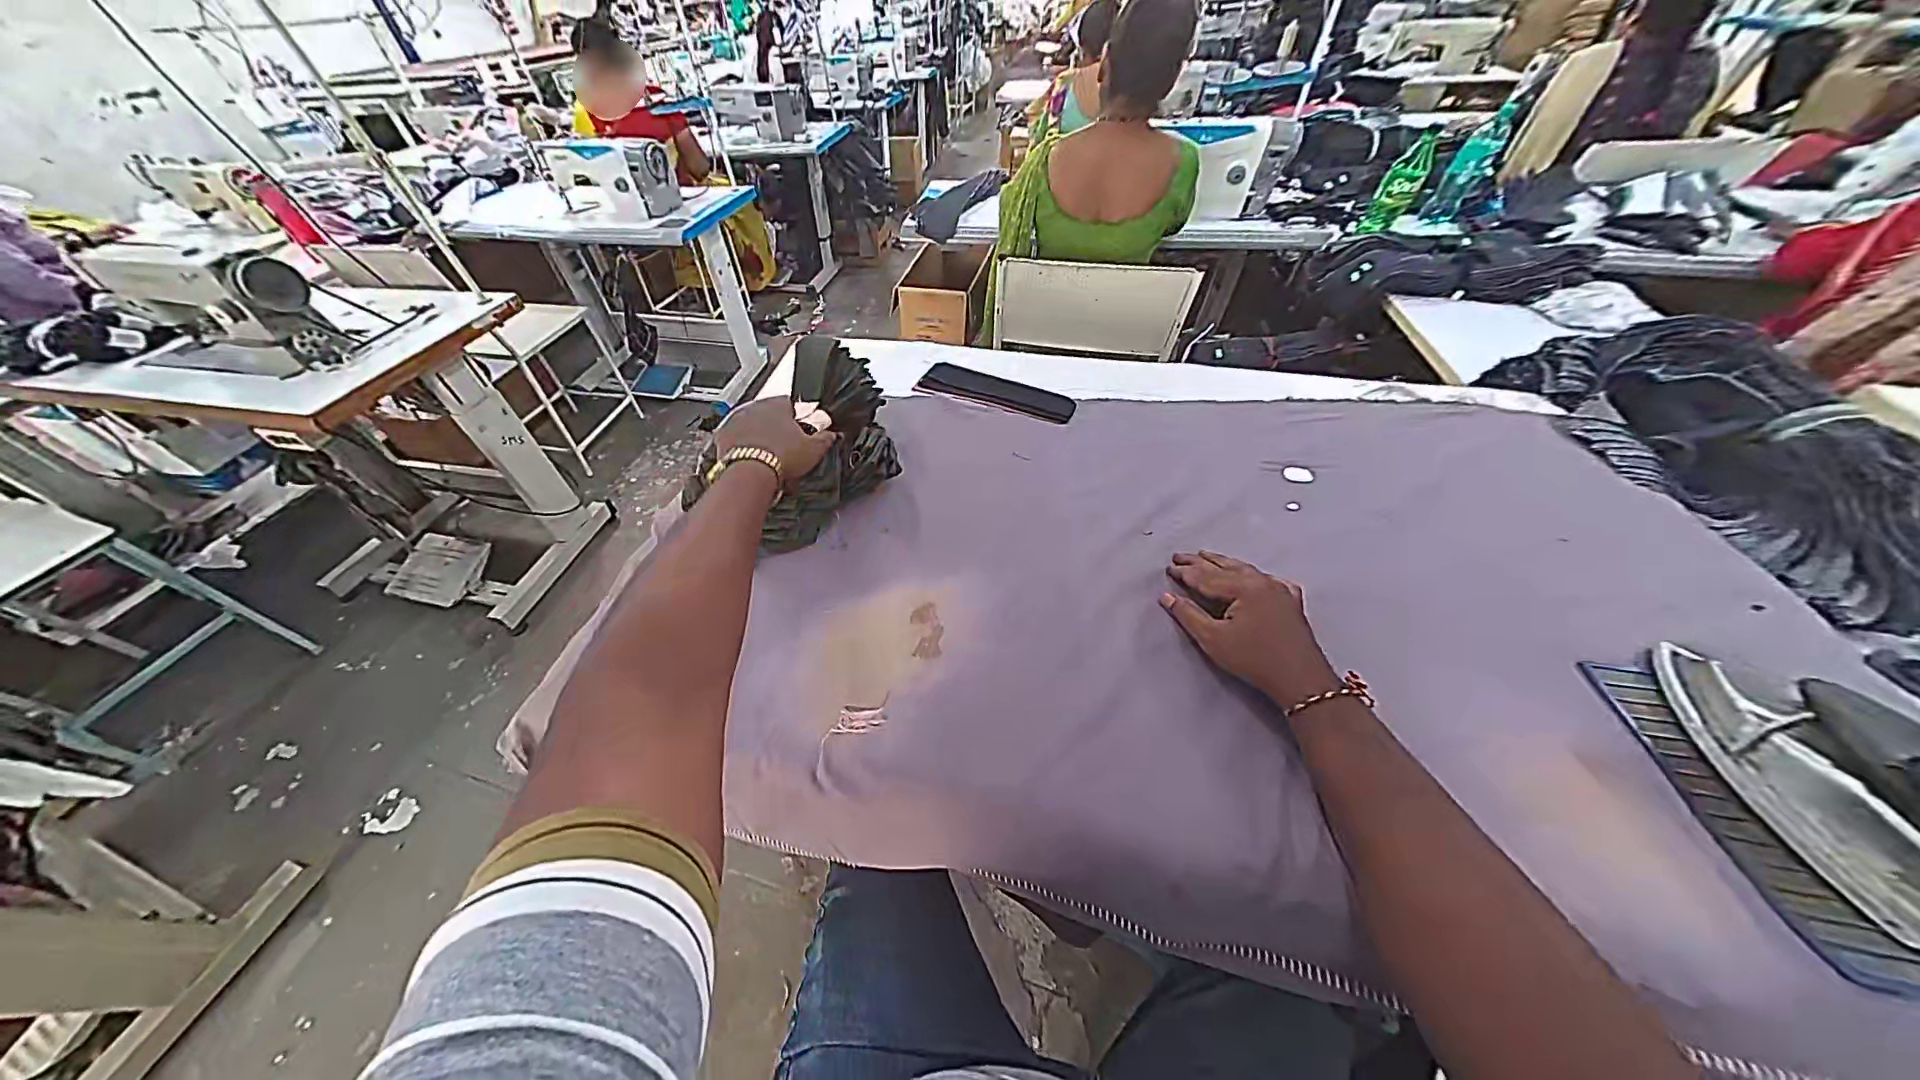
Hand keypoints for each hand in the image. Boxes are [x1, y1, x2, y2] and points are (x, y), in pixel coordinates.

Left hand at [715, 398, 835, 490]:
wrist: (750, 474)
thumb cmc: (780, 458)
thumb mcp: (813, 449)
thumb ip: (825, 438)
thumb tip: (831, 434)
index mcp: (777, 404)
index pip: (791, 404)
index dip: (799, 420)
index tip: (801, 433)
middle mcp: (754, 407)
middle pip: (769, 415)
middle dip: (777, 429)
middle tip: (786, 449)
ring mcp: (736, 421)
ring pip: (752, 426)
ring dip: (759, 437)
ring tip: (769, 458)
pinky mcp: (723, 437)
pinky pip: (736, 440)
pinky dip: (743, 448)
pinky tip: (753, 461)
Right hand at [1160, 552, 1341, 708]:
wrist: (1299, 678)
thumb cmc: (1254, 659)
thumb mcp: (1212, 639)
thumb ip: (1187, 614)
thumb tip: (1167, 597)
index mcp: (1243, 587)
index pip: (1206, 576)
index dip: (1185, 572)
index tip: (1169, 568)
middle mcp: (1262, 582)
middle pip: (1225, 568)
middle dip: (1201, 563)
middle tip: (1180, 557)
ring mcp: (1280, 590)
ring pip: (1246, 570)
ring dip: (1224, 564)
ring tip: (1207, 557)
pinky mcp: (1291, 603)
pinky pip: (1269, 581)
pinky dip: (1254, 576)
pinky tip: (1254, 577)